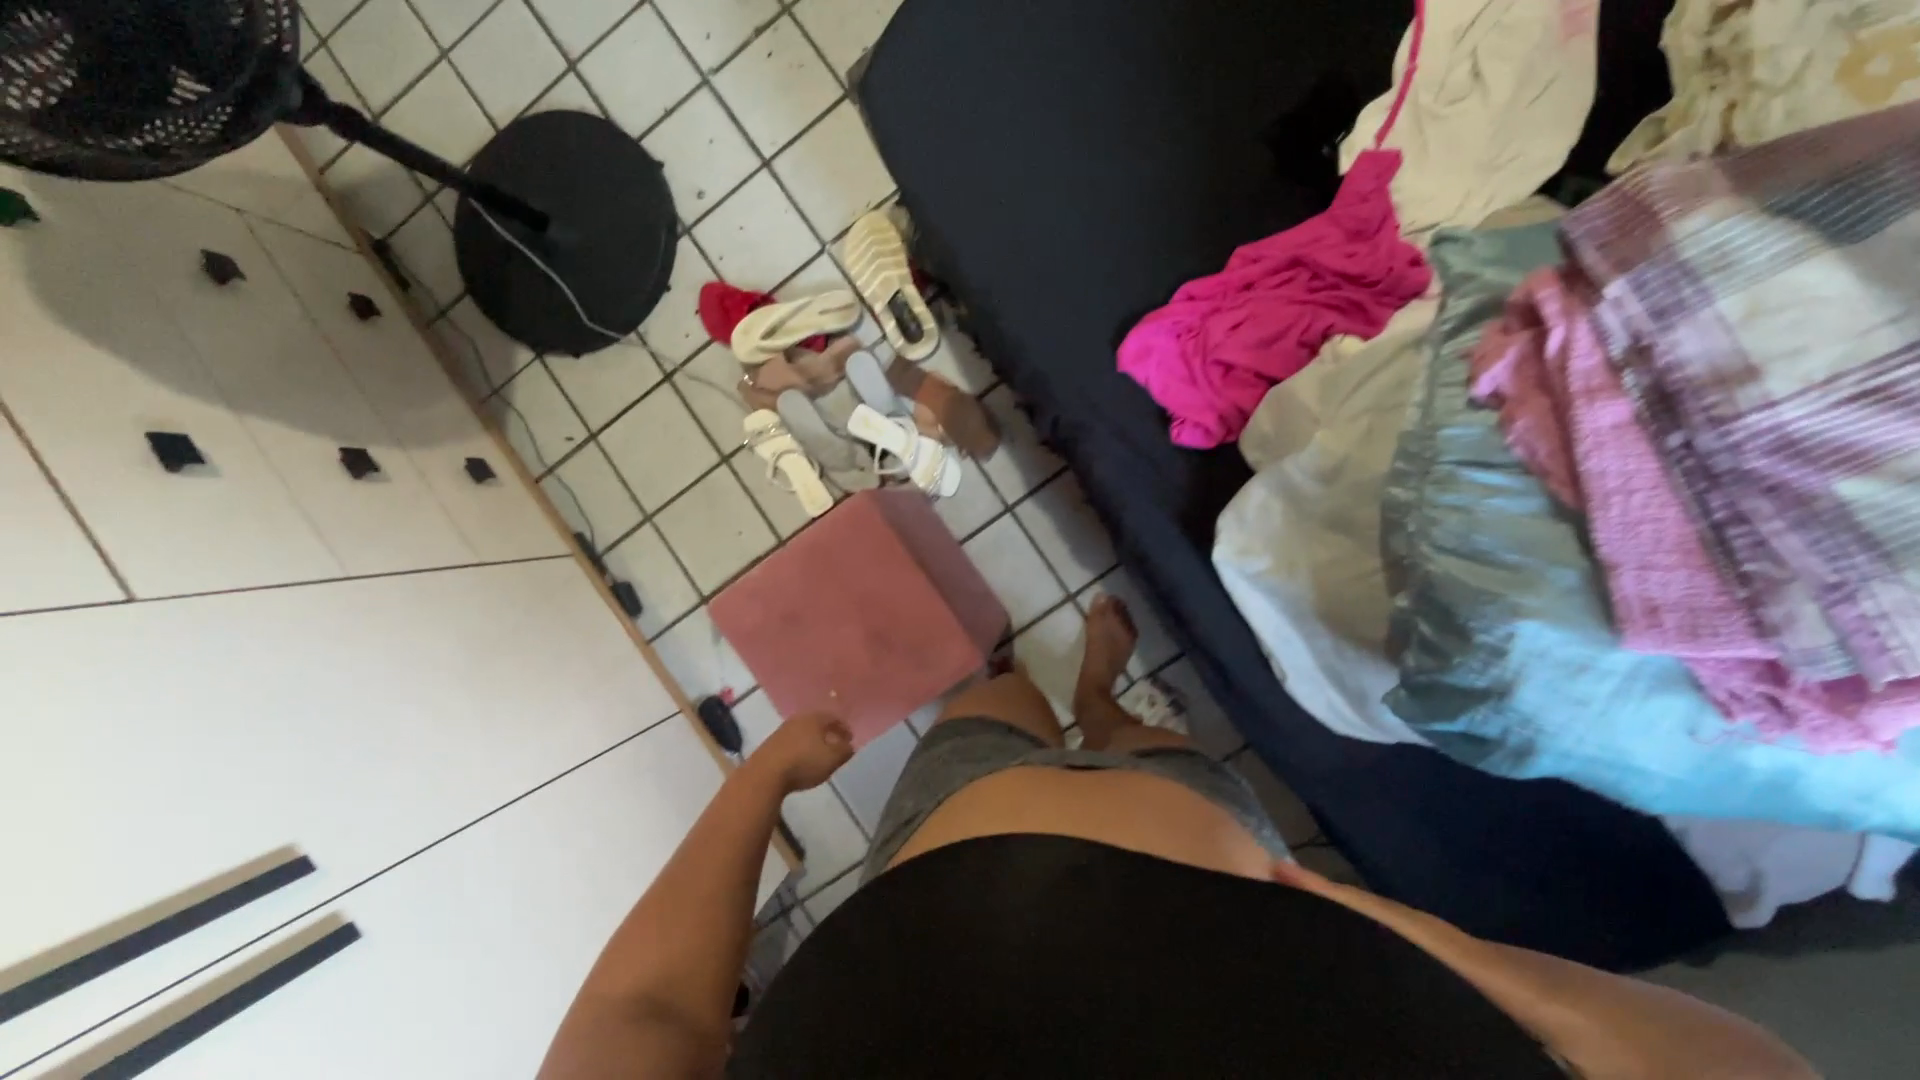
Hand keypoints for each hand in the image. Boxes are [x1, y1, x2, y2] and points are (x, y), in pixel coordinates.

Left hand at [746, 712, 853, 793]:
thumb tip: (849, 746)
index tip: (850, 738)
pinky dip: (799, 749)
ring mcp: (780, 732)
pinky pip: (790, 743)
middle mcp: (797, 720)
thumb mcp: (832, 759)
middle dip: (827, 733)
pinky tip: (800, 761)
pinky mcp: (769, 746)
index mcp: (814, 719)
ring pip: (802, 733)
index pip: (833, 718)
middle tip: (835, 744)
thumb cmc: (804, 763)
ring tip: (818, 755)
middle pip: (816, 723)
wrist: (765, 775)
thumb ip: (845, 750)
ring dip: (812, 742)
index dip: (843, 728)